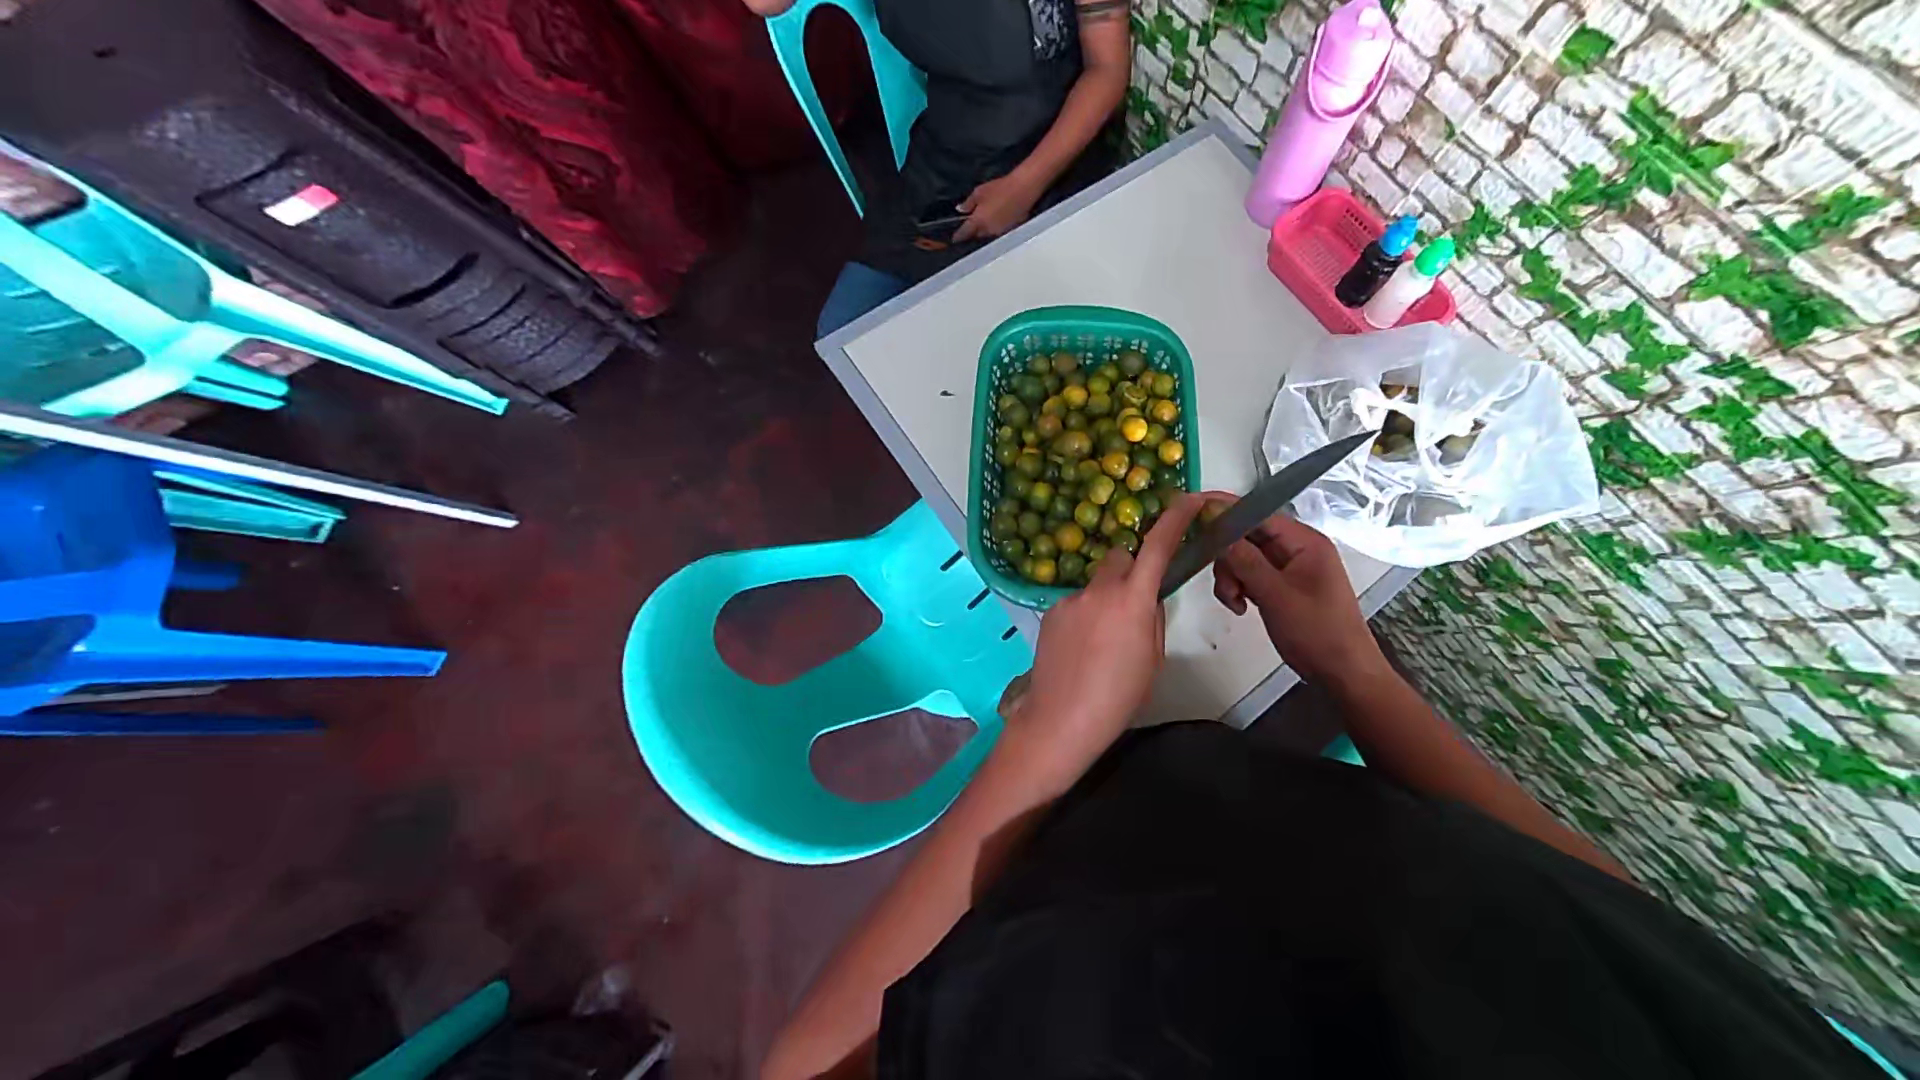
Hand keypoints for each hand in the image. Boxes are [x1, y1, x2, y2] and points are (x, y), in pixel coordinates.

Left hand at [953, 172, 1043, 242]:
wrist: (1023, 188)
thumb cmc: (1000, 188)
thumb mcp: (979, 192)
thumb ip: (968, 203)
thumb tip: (960, 209)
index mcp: (978, 222)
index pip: (964, 233)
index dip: (958, 236)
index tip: (954, 238)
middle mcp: (988, 231)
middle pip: (977, 235)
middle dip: (974, 230)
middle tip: (973, 222)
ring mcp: (999, 232)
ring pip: (988, 234)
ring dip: (986, 228)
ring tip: (988, 217)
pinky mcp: (1010, 230)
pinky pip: (999, 231)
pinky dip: (997, 226)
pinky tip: (1000, 217)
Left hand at [997, 494, 1206, 784]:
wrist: (1061, 719)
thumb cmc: (1117, 697)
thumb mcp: (1152, 658)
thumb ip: (1151, 618)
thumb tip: (1147, 598)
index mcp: (1132, 600)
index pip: (1158, 546)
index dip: (1176, 518)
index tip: (1190, 499)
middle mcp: (1098, 590)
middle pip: (1120, 558)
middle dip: (1131, 570)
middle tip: (1134, 605)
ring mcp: (1070, 599)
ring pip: (1096, 584)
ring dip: (1105, 598)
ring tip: (1103, 642)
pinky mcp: (1050, 612)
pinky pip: (1076, 602)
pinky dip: (1084, 615)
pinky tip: (1081, 649)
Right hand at [1208, 499, 1390, 689]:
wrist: (1343, 673)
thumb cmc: (1316, 632)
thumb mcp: (1275, 594)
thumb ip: (1244, 559)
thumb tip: (1217, 527)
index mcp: (1304, 542)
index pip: (1257, 513)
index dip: (1225, 511)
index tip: (1193, 511)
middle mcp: (1296, 548)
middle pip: (1246, 536)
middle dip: (1227, 558)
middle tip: (1226, 586)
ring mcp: (1288, 568)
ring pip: (1243, 557)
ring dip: (1231, 577)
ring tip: (1235, 603)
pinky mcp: (1281, 586)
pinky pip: (1249, 575)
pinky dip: (1239, 588)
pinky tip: (1240, 608)